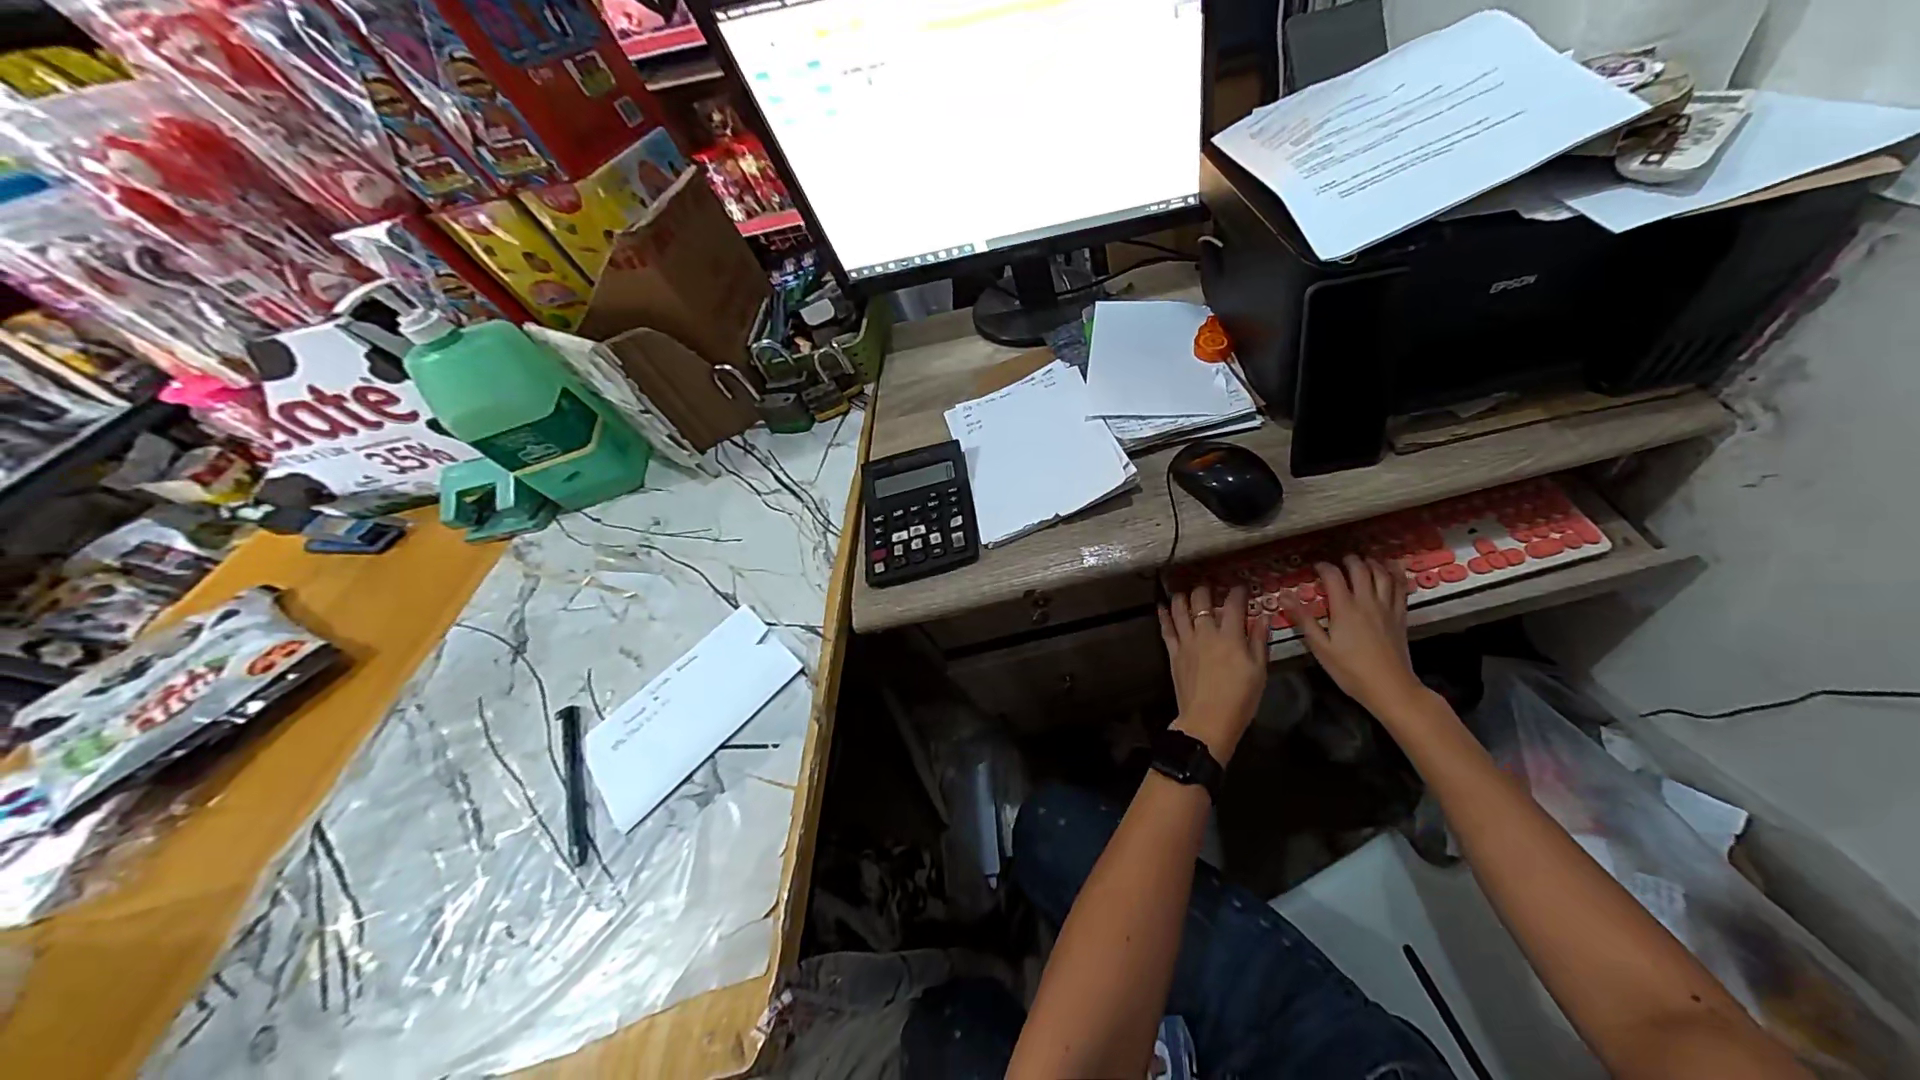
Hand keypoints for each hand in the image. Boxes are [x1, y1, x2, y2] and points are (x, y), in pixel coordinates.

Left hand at [1157, 583, 1267, 763]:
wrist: (1208, 720)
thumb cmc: (1240, 699)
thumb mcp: (1259, 671)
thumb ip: (1259, 641)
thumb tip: (1264, 618)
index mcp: (1231, 637)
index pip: (1234, 605)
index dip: (1237, 592)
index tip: (1241, 586)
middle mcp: (1206, 634)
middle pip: (1202, 602)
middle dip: (1205, 589)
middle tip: (1208, 585)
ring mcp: (1187, 643)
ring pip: (1180, 611)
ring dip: (1182, 597)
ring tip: (1183, 590)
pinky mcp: (1174, 654)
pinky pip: (1166, 630)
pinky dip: (1164, 616)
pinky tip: (1162, 607)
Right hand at [1275, 555, 1428, 718]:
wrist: (1390, 687)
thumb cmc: (1350, 670)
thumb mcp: (1320, 647)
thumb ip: (1303, 619)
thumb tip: (1284, 596)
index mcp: (1345, 608)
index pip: (1334, 576)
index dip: (1324, 567)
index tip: (1316, 567)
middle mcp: (1367, 602)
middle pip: (1360, 570)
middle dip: (1349, 561)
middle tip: (1340, 560)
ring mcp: (1387, 607)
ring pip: (1382, 575)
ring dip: (1372, 563)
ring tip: (1364, 561)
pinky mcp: (1400, 616)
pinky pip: (1400, 588)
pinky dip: (1396, 574)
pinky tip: (1392, 569)